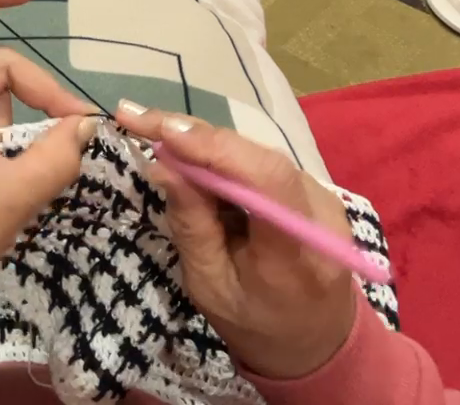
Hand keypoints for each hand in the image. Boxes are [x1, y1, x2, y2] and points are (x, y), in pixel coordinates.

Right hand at [114, 103, 357, 380]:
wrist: (316, 341)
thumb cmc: (255, 323)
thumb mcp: (210, 286)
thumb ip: (190, 225)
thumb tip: (161, 164)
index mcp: (296, 252)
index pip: (264, 179)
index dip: (212, 146)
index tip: (161, 130)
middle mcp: (319, 213)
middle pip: (254, 155)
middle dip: (192, 135)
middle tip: (136, 117)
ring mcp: (323, 195)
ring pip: (253, 150)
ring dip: (202, 140)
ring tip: (153, 129)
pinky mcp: (314, 186)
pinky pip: (258, 157)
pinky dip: (219, 151)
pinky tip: (188, 151)